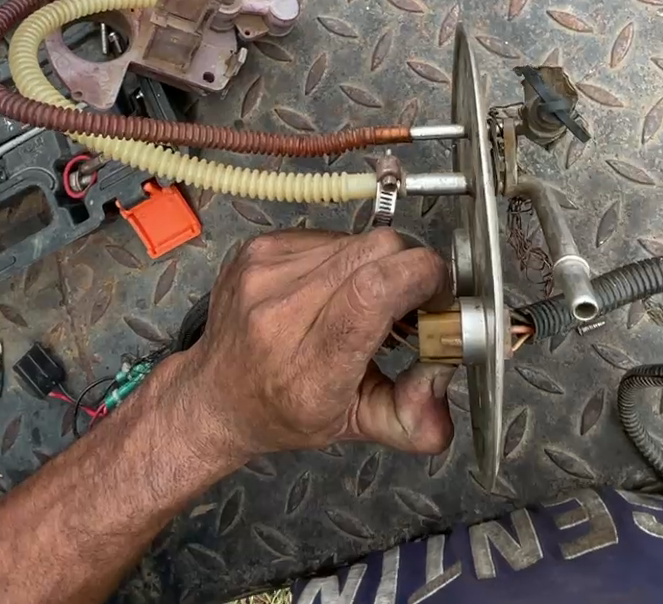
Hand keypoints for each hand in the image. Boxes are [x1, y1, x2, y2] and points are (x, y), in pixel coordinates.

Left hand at [175, 228, 454, 460]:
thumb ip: (415, 416)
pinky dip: (347, 257)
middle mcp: (279, 315)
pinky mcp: (260, 247)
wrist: (215, 391)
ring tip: (367, 298)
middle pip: (375, 251)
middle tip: (411, 300)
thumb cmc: (284, 409)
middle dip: (410, 267)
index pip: (372, 293)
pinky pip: (330, 234)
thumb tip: (447, 368)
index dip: (420, 278)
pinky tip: (334, 286)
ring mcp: (264, 273)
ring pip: (358, 238)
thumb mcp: (355, 427)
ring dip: (378, 263)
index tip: (437, 295)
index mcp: (308, 370)